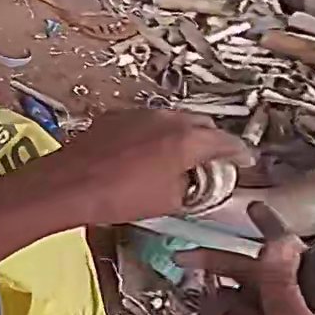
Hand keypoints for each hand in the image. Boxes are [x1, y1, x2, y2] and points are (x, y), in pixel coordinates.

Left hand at [25, 109, 252, 224]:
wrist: (70, 182)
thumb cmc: (121, 196)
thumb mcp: (170, 200)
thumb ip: (193, 186)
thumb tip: (195, 181)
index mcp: (187, 139)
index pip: (227, 141)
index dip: (239, 153)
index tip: (244, 161)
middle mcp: (166, 118)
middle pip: (200, 123)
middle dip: (210, 140)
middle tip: (212, 161)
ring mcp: (138, 113)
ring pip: (171, 119)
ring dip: (180, 134)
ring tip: (179, 157)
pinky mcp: (114, 116)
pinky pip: (145, 121)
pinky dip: (154, 133)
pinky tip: (146, 151)